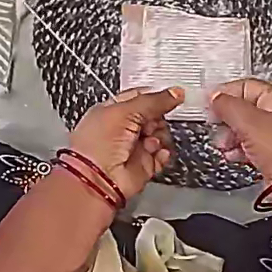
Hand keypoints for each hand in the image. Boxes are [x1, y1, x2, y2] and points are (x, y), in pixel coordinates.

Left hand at [67, 87, 183, 199]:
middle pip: (154, 117)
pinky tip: (157, 152)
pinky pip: (162, 155)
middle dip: (158, 119)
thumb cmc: (97, 144)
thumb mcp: (127, 111)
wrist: (96, 179)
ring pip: (161, 135)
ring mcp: (134, 147)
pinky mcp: (143, 164)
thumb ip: (154, 101)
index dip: (156, 97)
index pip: (140, 97)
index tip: (172, 95)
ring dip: (160, 137)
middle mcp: (124, 129)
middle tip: (153, 123)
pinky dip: (163, 154)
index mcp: (113, 111)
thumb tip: (175, 93)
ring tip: (150, 142)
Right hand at [209, 78, 271, 182]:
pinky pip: (251, 147)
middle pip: (245, 108)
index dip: (226, 92)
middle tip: (215, 124)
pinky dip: (239, 150)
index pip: (247, 86)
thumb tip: (215, 96)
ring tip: (223, 144)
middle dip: (227, 118)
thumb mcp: (248, 121)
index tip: (209, 102)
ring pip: (246, 129)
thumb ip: (227, 105)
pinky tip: (232, 155)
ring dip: (230, 136)